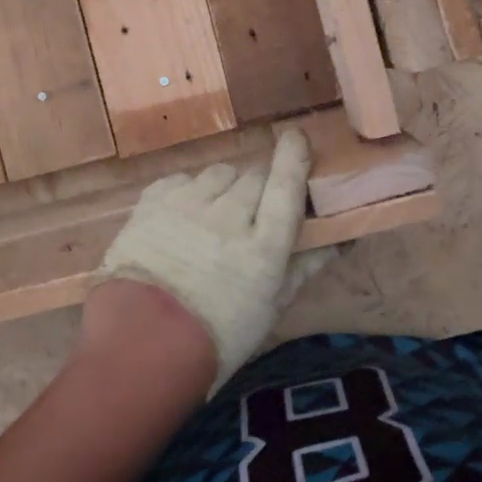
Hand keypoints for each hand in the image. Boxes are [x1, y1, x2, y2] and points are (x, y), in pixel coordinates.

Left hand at [86, 130, 336, 388]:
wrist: (140, 344)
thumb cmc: (216, 336)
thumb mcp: (269, 309)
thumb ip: (304, 268)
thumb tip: (340, 242)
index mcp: (263, 248)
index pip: (285, 189)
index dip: (293, 159)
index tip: (295, 137)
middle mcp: (228, 217)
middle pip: (252, 177)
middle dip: (258, 186)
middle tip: (251, 211)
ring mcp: (187, 206)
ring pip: (218, 173)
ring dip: (224, 186)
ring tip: (214, 214)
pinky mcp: (152, 204)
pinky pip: (181, 179)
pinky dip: (189, 190)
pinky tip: (185, 214)